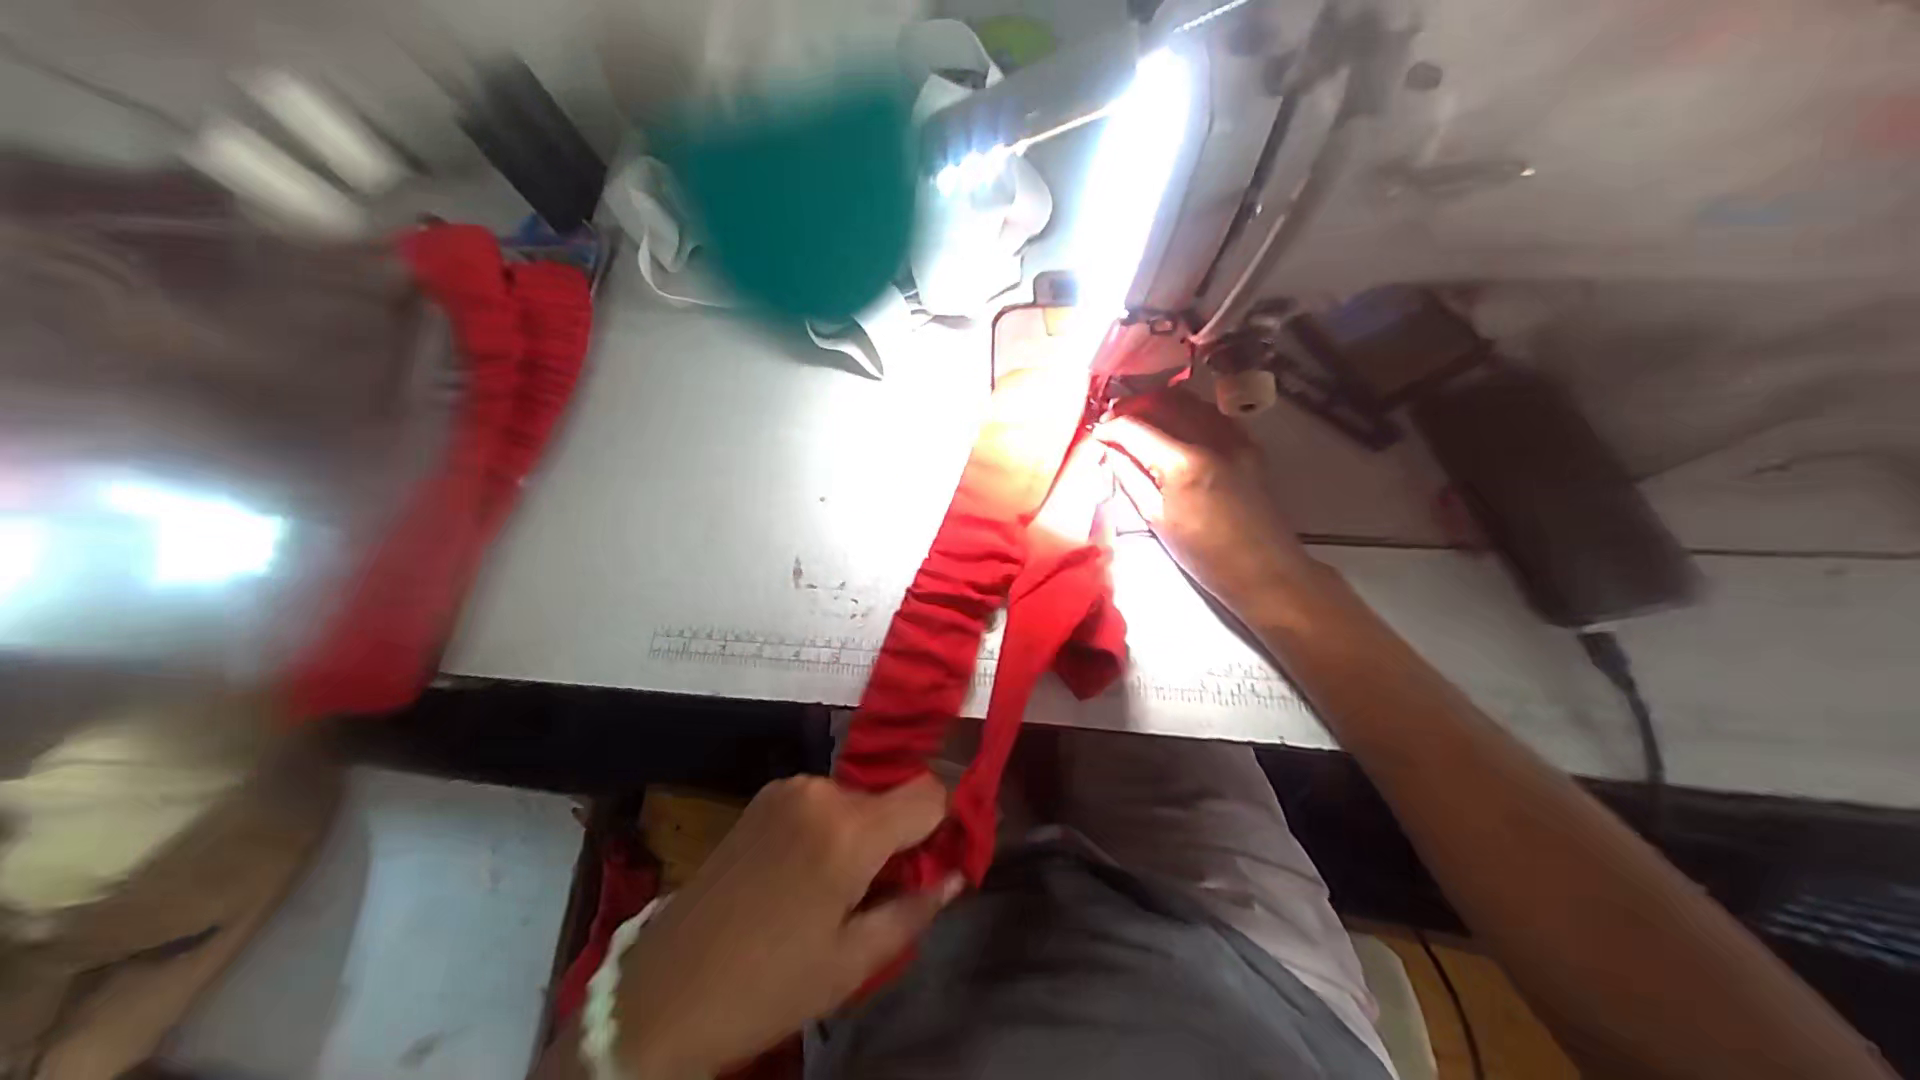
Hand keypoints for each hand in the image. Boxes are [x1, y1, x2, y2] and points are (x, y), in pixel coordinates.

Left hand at [613, 775, 958, 1079]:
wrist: (662, 993)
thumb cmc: (767, 987)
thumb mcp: (852, 963)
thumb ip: (914, 910)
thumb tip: (955, 875)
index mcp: (848, 829)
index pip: (930, 793)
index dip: (949, 821)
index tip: (947, 857)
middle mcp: (820, 791)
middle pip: (893, 797)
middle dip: (905, 836)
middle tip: (892, 891)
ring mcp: (787, 789)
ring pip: (858, 800)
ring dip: (867, 834)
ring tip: (842, 892)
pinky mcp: (763, 797)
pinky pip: (823, 802)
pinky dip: (834, 828)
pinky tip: (809, 876)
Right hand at [1094, 389, 1331, 626]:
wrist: (1265, 570)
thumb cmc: (1205, 555)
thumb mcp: (1156, 520)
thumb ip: (1130, 478)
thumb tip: (1110, 452)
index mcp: (1183, 463)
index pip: (1136, 427)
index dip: (1110, 427)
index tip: (1096, 434)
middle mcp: (1211, 439)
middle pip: (1163, 401)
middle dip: (1132, 407)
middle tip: (1113, 422)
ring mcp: (1234, 438)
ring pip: (1189, 401)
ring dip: (1159, 404)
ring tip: (1139, 421)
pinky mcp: (1248, 444)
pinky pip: (1211, 413)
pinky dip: (1187, 411)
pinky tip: (1174, 426)